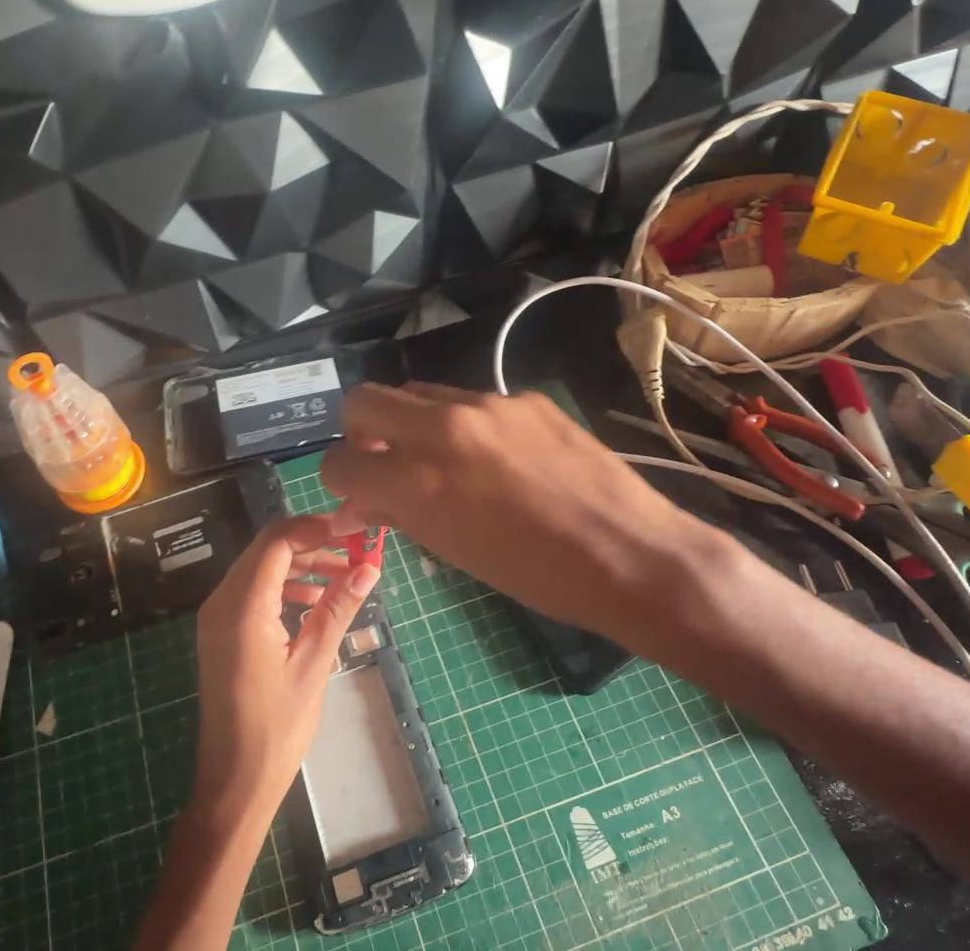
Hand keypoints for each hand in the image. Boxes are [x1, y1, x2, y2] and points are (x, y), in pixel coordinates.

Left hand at [192, 516, 380, 815]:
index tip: (351, 532)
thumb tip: (369, 567)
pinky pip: (252, 593)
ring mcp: (217, 618)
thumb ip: (338, 609)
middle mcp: (222, 602)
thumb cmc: (277, 727)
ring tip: (343, 578)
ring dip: (299, 566)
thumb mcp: (314, 664)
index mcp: (243, 607)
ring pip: (259, 569)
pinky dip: (283, 587)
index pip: (276, 542)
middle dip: (310, 544)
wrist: (235, 779)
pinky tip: (315, 602)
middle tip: (354, 553)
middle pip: (266, 550)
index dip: (314, 528)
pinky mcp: (221, 633)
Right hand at [321, 383, 743, 643]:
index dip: (342, 483)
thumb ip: (400, 514)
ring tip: (443, 461)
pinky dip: (464, 425)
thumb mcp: (454, 551)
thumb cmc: (537, 576)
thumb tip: (362, 504)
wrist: (631, 554)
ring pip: (418, 393)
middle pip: (363, 401)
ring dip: (412, 423)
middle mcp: (442, 428)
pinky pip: (472, 401)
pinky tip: (501, 460)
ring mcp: (488, 405)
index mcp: (417, 479)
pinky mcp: (525, 398)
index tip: (359, 497)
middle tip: (386, 464)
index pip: (339, 462)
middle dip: (361, 433)